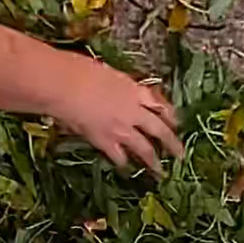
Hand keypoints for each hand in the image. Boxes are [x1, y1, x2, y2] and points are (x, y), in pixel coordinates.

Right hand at [50, 54, 183, 175]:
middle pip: (159, 129)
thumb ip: (117, 86)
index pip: (158, 103)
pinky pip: (119, 157)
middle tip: (181, 155)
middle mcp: (132, 111)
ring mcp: (121, 129)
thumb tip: (117, 89)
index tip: (175, 122)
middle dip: (172, 143)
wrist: (63, 84)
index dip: (169, 114)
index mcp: (132, 89)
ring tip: (160, 172)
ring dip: (153, 162)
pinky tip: (125, 167)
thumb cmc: (77, 70)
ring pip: (144, 149)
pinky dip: (123, 163)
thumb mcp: (105, 72)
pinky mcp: (106, 142)